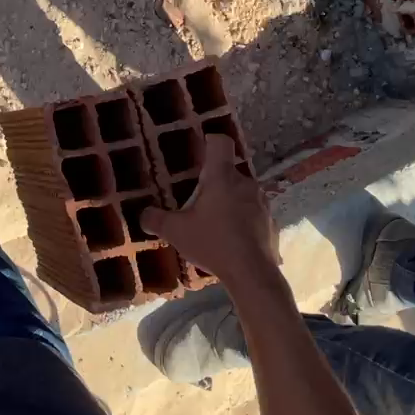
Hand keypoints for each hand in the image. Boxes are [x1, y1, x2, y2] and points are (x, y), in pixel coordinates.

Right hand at [140, 134, 279, 288]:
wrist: (252, 273)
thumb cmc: (212, 242)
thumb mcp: (175, 231)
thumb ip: (155, 219)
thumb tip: (143, 215)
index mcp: (221, 177)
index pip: (220, 143)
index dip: (210, 140)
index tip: (201, 147)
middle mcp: (245, 183)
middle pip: (228, 170)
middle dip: (214, 181)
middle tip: (197, 197)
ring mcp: (261, 202)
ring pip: (241, 191)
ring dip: (228, 200)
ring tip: (213, 220)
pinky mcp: (270, 221)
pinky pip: (252, 212)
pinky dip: (241, 218)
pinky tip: (230, 238)